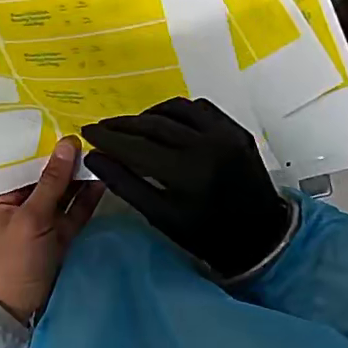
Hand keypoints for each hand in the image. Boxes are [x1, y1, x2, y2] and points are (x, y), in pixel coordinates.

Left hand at [0, 136, 105, 321]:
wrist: (24, 308)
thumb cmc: (18, 261)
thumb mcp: (32, 217)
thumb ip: (51, 181)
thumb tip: (68, 144)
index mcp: (3, 199)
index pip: (25, 167)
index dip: (47, 151)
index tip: (69, 130)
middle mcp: (23, 206)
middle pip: (48, 179)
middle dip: (68, 163)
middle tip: (92, 139)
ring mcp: (44, 221)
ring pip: (65, 193)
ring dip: (82, 177)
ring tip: (103, 154)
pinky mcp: (63, 234)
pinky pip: (77, 210)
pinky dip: (89, 196)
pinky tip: (104, 179)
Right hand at [80, 97, 289, 278]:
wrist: (260, 238)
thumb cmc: (204, 234)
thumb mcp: (158, 215)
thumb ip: (123, 183)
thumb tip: (93, 157)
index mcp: (185, 172)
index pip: (134, 145)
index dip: (107, 137)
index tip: (87, 132)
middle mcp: (206, 145)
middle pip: (152, 123)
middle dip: (122, 124)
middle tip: (102, 128)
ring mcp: (225, 134)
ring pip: (175, 109)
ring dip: (148, 115)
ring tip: (132, 126)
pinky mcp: (236, 130)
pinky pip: (200, 108)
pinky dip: (176, 112)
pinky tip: (165, 123)